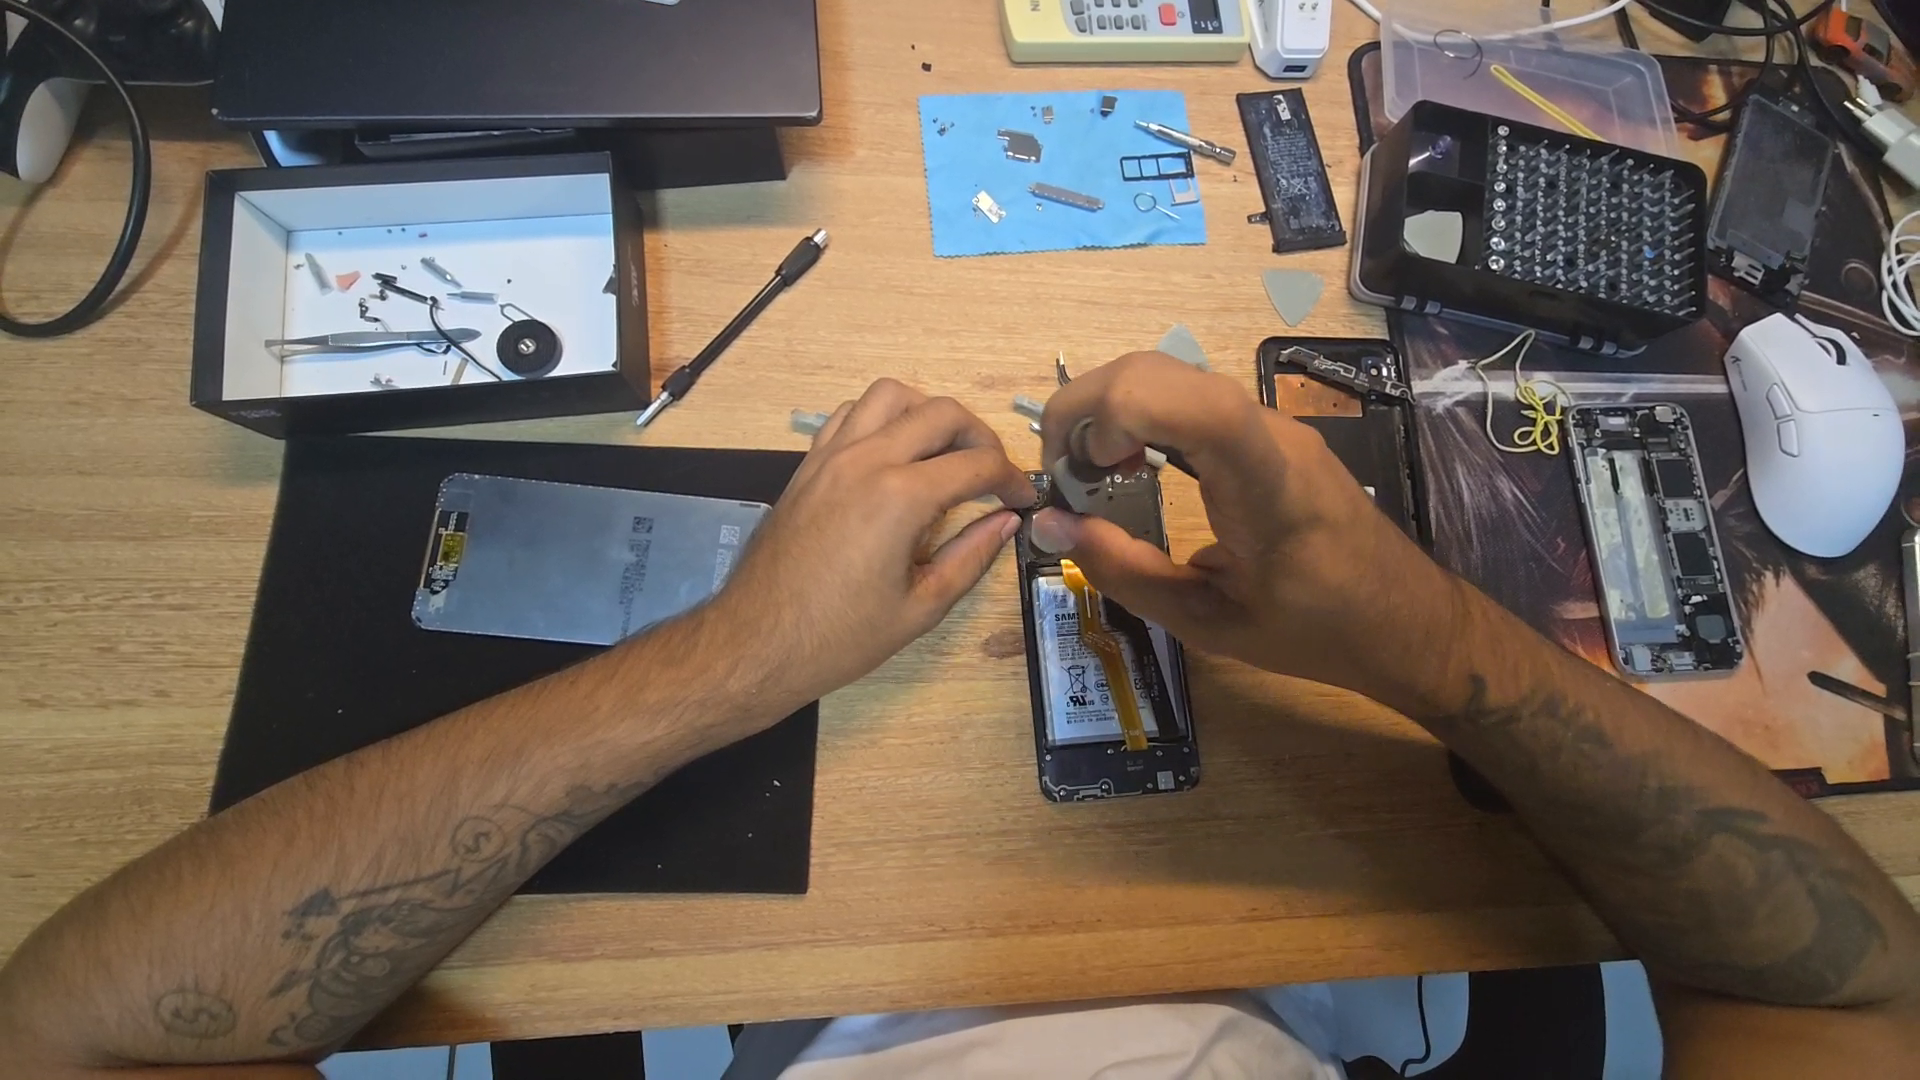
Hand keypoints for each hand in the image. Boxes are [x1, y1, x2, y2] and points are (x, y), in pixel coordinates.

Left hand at [701, 379, 1036, 714]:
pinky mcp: (808, 464)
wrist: (757, 642)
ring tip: (943, 453)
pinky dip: (881, 419)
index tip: (1022, 500)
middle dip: (981, 436)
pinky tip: (892, 455)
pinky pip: (850, 415)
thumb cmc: (840, 637)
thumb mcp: (921, 607)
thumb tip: (1006, 521)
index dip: (1012, 479)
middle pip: (941, 412)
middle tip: (991, 474)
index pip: (977, 463)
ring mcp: (831, 456)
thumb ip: (971, 556)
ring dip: (928, 414)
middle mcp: (867, 459)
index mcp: (900, 497)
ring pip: (892, 396)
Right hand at [1033, 352, 1467, 711]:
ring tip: (1089, 472)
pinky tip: (1128, 465)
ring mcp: (1270, 423)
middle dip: (1087, 407)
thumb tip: (1049, 524)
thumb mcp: (1206, 622)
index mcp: (1265, 484)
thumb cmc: (1314, 631)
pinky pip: (1187, 397)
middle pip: (1160, 370)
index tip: (1081, 474)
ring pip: (1169, 374)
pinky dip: (1137, 416)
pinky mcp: (1265, 431)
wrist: (1404, 618)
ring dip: (1108, 408)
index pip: (1191, 405)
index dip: (1114, 413)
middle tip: (1065, 475)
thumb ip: (1124, 571)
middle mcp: (1269, 432)